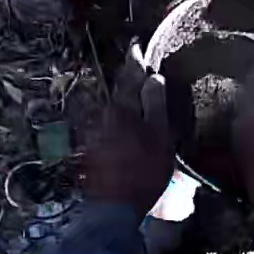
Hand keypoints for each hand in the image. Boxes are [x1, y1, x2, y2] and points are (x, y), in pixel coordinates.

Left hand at [83, 43, 174, 215]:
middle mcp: (105, 115)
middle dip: (130, 79)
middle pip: (119, 91)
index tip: (138, 45)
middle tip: (141, 68)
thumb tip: (154, 78)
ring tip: (138, 95)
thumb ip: (155, 106)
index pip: (129, 76)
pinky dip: (121, 118)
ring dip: (125, 99)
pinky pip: (110, 123)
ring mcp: (97, 132)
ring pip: (114, 107)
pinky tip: (130, 124)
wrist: (113, 207)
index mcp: (122, 109)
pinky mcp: (95, 148)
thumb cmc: (143, 172)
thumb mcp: (159, 138)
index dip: (135, 60)